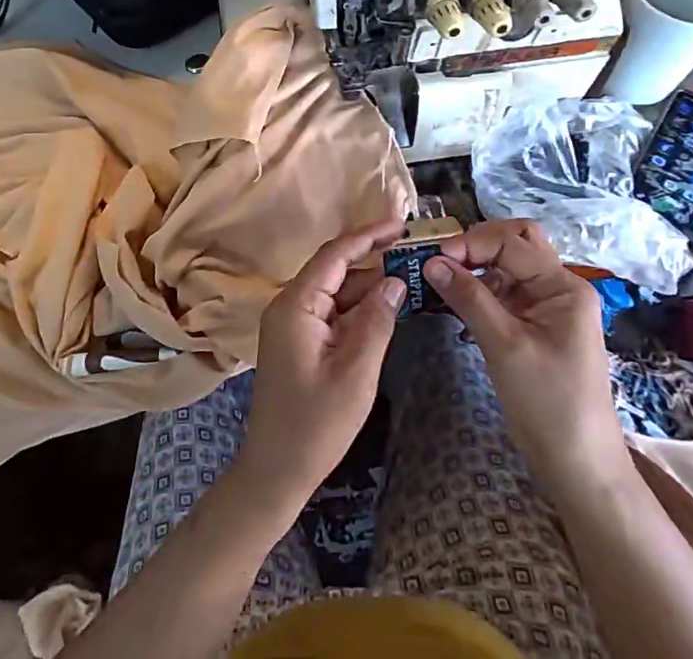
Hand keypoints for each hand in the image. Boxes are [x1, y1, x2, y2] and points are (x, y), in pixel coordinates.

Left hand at [238, 219, 406, 497]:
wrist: (277, 468)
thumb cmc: (316, 424)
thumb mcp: (356, 372)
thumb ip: (376, 321)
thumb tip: (395, 281)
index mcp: (295, 305)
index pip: (334, 255)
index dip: (368, 235)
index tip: (402, 224)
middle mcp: (289, 306)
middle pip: (334, 270)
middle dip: (373, 260)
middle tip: (415, 254)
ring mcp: (292, 324)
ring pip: (335, 292)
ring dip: (368, 285)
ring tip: (410, 276)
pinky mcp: (299, 341)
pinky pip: (331, 313)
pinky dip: (358, 309)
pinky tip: (385, 308)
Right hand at [425, 220, 626, 494]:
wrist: (577, 463)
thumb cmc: (548, 403)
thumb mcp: (505, 346)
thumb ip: (469, 298)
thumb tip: (431, 262)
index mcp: (563, 287)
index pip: (512, 244)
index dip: (471, 245)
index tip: (434, 261)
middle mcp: (558, 288)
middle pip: (516, 243)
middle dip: (477, 244)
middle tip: (443, 261)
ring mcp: (545, 307)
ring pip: (507, 265)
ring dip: (475, 264)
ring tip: (442, 276)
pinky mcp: (532, 326)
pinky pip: (502, 291)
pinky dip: (478, 287)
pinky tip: (454, 297)